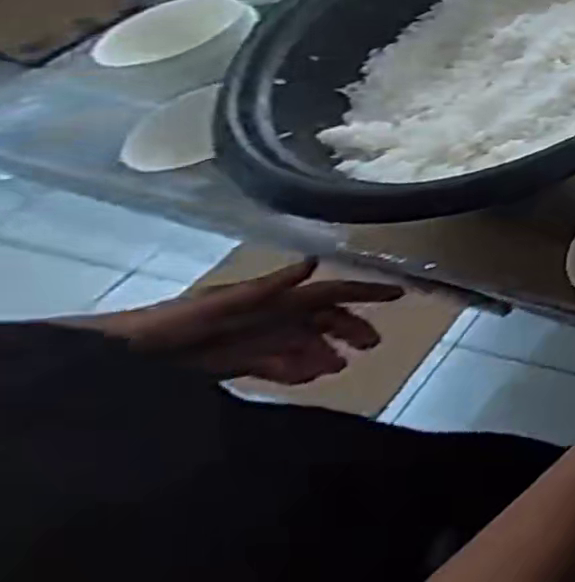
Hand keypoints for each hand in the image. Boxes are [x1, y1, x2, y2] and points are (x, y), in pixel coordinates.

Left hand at [84, 259, 401, 382]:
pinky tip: (310, 378)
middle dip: (350, 328)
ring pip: (304, 343)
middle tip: (373, 345)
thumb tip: (315, 262)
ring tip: (338, 369)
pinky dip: (296, 370)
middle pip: (323, 318)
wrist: (109, 362)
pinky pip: (278, 364)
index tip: (399, 294)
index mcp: (272, 298)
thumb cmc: (166, 327)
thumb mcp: (216, 305)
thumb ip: (265, 287)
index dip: (365, 291)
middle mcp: (270, 314)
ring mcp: (254, 339)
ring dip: (324, 353)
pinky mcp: (236, 363)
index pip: (330, 291)